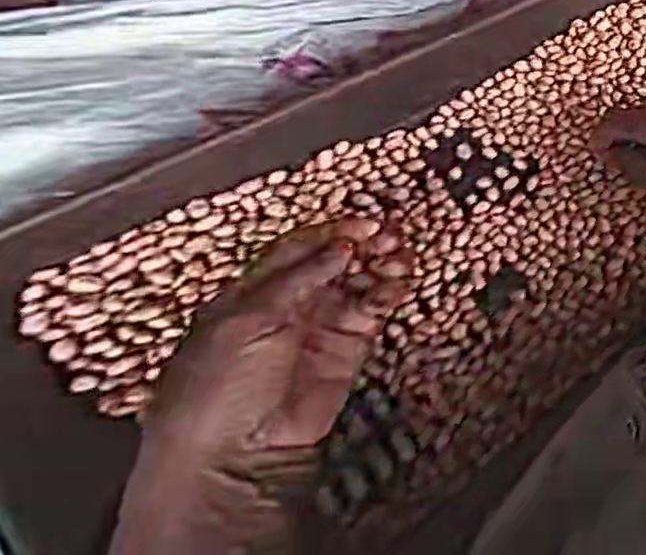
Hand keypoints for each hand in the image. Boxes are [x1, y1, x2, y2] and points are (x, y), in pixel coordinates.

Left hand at [113, 219, 414, 553]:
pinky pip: (379, 302)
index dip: (333, 232)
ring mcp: (324, 320)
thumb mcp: (246, 323)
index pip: (299, 249)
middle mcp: (291, 303)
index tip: (365, 223)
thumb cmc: (217, 392)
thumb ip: (298, 278)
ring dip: (385, 262)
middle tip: (390, 236)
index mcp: (252, 295)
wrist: (239, 450)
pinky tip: (397, 285)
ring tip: (398, 258)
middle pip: (338, 259)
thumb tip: (343, 244)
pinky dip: (393, 288)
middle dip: (367, 243)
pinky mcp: (353, 338)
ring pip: (363, 276)